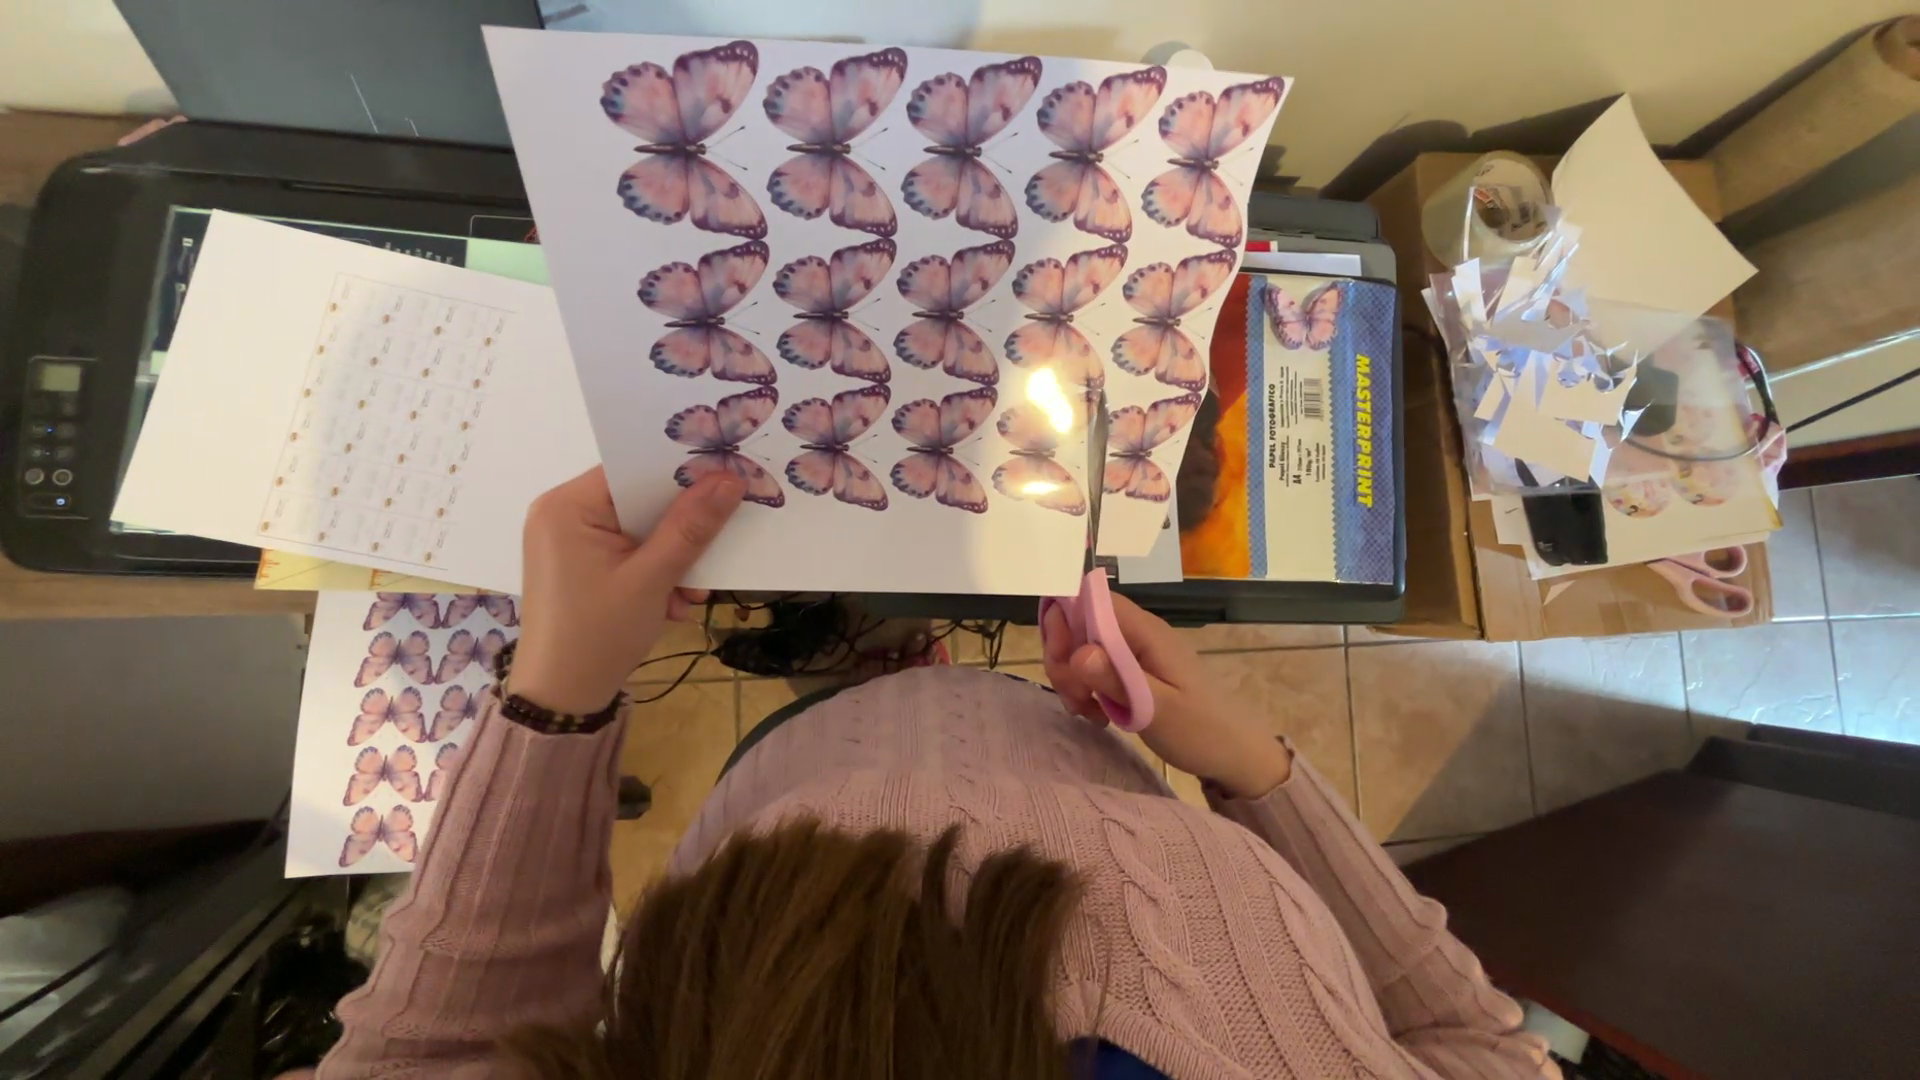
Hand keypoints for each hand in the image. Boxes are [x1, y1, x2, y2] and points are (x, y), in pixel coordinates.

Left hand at [511, 467, 742, 713]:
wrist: (561, 698)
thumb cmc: (598, 634)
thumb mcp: (652, 578)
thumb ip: (692, 526)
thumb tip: (730, 479)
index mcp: (567, 506)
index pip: (633, 468)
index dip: (681, 473)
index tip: (727, 481)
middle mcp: (563, 514)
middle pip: (640, 500)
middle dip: (681, 530)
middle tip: (715, 550)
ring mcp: (570, 541)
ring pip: (641, 529)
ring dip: (674, 558)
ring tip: (690, 593)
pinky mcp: (581, 564)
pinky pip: (630, 551)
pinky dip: (656, 573)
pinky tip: (671, 603)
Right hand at [1042, 594, 1292, 798]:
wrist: (1236, 754)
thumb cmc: (1201, 731)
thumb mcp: (1157, 710)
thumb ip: (1116, 679)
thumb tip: (1078, 652)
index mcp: (1144, 631)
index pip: (1090, 599)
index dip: (1064, 619)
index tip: (1060, 660)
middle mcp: (1137, 633)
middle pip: (1080, 624)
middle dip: (1064, 657)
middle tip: (1075, 698)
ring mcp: (1135, 652)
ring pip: (1082, 648)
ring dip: (1073, 677)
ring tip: (1087, 710)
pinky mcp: (1134, 671)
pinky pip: (1096, 668)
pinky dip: (1086, 688)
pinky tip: (1096, 713)